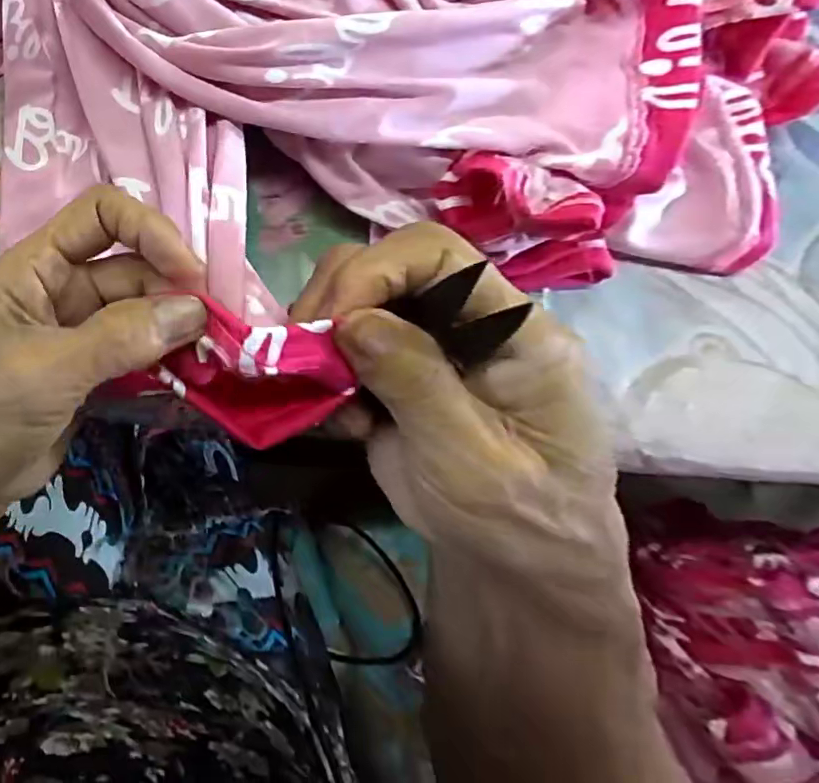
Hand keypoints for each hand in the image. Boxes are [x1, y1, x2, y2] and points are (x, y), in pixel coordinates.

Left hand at [0, 186, 209, 579]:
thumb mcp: (50, 369)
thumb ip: (119, 337)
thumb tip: (193, 310)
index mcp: (35, 267)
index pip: (99, 214)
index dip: (147, 229)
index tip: (188, 272)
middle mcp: (58, 287)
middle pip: (131, 264)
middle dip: (174, 289)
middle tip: (219, 328)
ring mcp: (77, 328)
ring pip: (141, 308)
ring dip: (178, 325)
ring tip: (217, 352)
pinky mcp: (92, 367)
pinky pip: (140, 346)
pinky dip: (168, 355)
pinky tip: (197, 372)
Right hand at [289, 223, 633, 619]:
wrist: (511, 564)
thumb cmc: (513, 518)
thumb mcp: (468, 458)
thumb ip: (416, 383)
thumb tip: (351, 320)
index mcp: (514, 332)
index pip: (438, 254)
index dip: (374, 271)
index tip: (332, 324)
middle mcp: (467, 320)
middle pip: (382, 263)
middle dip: (331, 302)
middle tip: (305, 356)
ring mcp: (426, 339)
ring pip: (348, 294)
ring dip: (317, 336)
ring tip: (323, 392)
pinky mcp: (391, 363)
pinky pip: (335, 336)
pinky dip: (317, 366)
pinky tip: (334, 411)